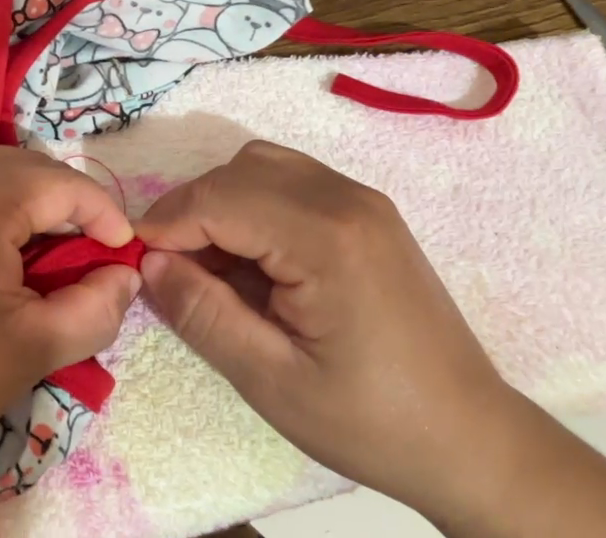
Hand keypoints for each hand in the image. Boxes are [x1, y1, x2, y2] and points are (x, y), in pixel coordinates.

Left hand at [0, 146, 141, 470]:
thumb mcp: (32, 350)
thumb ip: (95, 307)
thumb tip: (125, 275)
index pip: (62, 183)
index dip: (104, 215)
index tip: (124, 257)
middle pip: (27, 169)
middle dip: (68, 208)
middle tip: (90, 260)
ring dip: (30, 208)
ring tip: (48, 262)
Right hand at [134, 141, 520, 519]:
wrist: (470, 438)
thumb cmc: (370, 421)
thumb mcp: (271, 381)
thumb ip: (202, 314)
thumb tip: (149, 263)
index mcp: (326, 238)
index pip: (219, 198)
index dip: (166, 223)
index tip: (135, 261)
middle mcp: (345, 199)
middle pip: (238, 171)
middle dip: (191, 211)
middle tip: (171, 270)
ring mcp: (362, 200)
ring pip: (262, 166)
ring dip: (222, 204)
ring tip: (209, 265)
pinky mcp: (368, 213)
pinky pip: (291, 182)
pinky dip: (254, 205)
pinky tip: (252, 259)